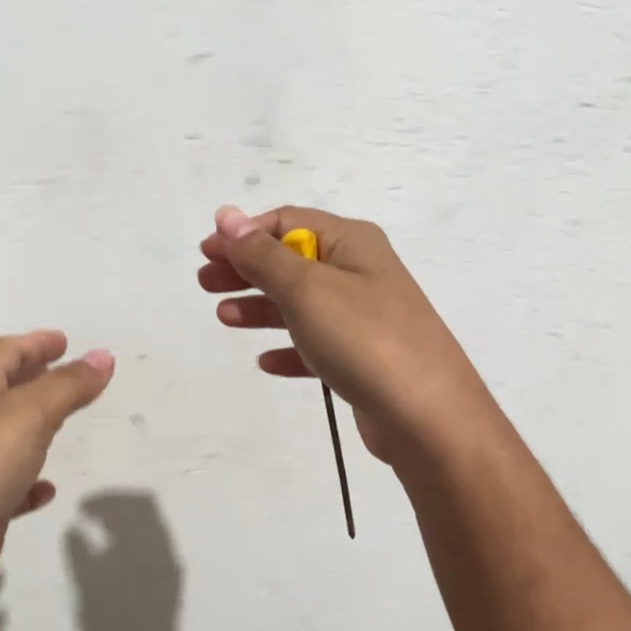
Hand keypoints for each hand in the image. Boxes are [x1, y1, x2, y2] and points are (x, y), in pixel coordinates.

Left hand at [0, 330, 113, 607]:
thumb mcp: (25, 416)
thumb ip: (66, 387)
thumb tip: (102, 356)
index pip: (2, 353)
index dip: (35, 344)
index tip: (65, 340)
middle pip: (0, 391)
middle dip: (33, 379)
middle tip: (67, 373)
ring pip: (4, 439)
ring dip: (33, 428)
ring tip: (65, 423)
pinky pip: (7, 487)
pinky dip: (29, 482)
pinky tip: (46, 490)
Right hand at [196, 205, 493, 463]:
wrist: (425, 414)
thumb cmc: (363, 339)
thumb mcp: (307, 289)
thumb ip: (263, 255)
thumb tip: (227, 216)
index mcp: (352, 243)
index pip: (288, 223)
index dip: (244, 235)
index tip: (206, 254)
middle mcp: (361, 274)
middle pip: (293, 262)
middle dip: (248, 271)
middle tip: (206, 285)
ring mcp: (364, 320)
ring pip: (302, 305)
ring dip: (262, 308)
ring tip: (225, 319)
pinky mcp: (363, 361)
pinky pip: (317, 346)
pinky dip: (289, 349)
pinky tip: (266, 361)